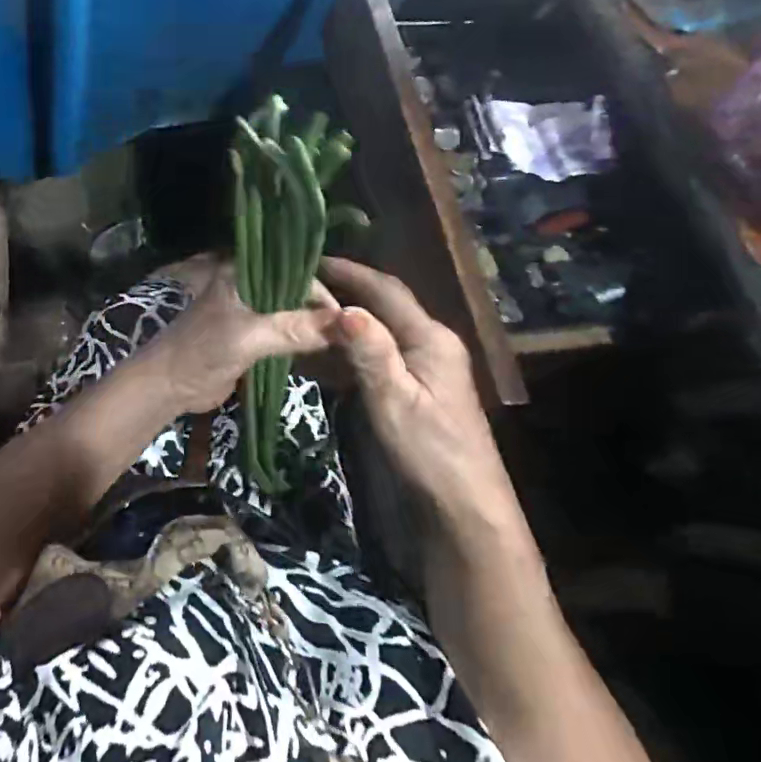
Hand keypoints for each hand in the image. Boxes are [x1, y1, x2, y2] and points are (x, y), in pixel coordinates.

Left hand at [138, 259, 336, 414]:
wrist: (169, 385)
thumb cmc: (202, 351)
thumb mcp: (250, 337)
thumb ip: (295, 329)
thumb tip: (349, 325)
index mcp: (242, 272)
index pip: (297, 273)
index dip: (324, 296)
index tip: (350, 322)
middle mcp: (249, 285)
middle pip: (298, 292)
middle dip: (324, 311)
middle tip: (355, 336)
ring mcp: (251, 311)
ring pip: (293, 313)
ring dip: (316, 327)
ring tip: (348, 346)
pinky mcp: (253, 337)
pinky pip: (286, 333)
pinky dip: (304, 341)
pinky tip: (327, 353)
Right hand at [318, 257, 522, 529]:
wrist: (464, 503)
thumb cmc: (431, 450)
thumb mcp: (395, 400)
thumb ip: (372, 353)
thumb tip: (345, 308)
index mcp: (430, 338)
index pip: (385, 290)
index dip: (348, 271)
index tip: (309, 258)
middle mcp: (429, 341)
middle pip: (381, 304)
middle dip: (341, 288)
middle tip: (296, 282)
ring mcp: (423, 363)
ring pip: (375, 327)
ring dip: (340, 317)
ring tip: (299, 309)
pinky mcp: (414, 383)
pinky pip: (375, 351)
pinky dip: (346, 345)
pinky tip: (319, 348)